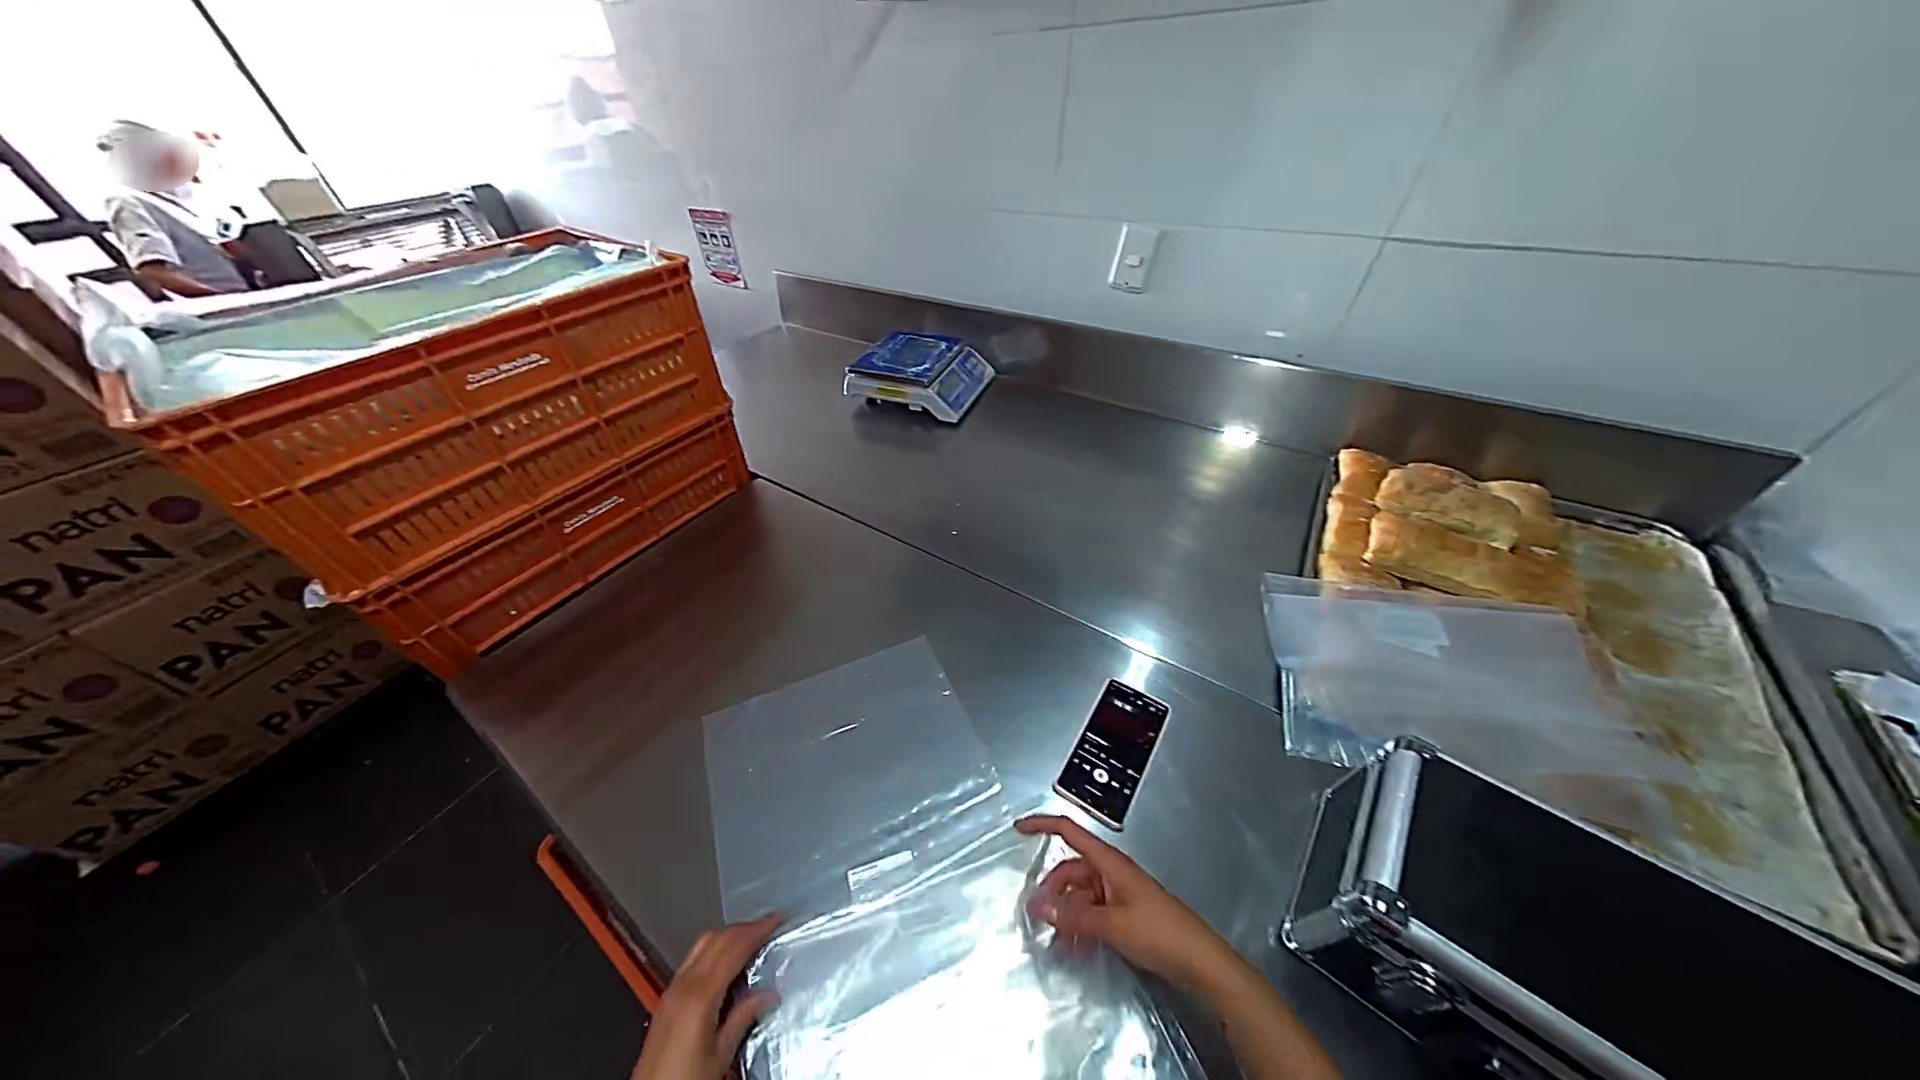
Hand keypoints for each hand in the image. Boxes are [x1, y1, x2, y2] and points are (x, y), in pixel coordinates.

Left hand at [631, 914, 782, 1079]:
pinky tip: (727, 961)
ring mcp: (672, 989)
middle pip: (717, 938)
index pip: (733, 947)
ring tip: (752, 938)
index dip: (757, 929)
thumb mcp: (720, 1055)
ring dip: (729, 934)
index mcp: (699, 996)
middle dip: (745, 927)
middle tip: (769, 925)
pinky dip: (715, 948)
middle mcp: (683, 985)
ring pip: (703, 943)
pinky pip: (693, 958)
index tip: (777, 919)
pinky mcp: (666, 998)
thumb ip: (743, 1018)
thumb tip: (768, 995)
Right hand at [1015, 814, 1244, 995]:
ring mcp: (1119, 894)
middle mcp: (1112, 873)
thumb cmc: (1162, 932)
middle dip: (1052, 890)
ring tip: (1055, 939)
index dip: (1043, 826)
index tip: (1020, 828)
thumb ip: (1074, 916)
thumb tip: (1040, 906)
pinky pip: (1093, 912)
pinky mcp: (1125, 915)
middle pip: (1071, 871)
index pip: (1070, 832)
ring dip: (1066, 913)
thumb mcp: (1112, 924)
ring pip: (1080, 895)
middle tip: (1037, 914)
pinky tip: (1073, 946)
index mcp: (1110, 862)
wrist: (1202, 962)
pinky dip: (1080, 925)